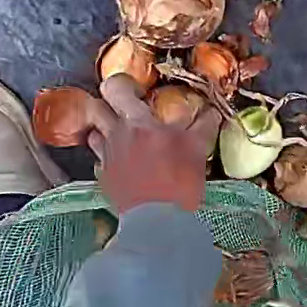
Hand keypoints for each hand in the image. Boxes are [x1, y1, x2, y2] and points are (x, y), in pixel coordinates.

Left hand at [86, 74, 220, 213]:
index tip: (140, 92)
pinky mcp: (103, 178)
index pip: (117, 87)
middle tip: (126, 109)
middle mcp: (115, 135)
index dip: (126, 83)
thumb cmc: (179, 183)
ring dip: (106, 129)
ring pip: (94, 132)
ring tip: (124, 136)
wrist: (157, 223)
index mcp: (138, 122)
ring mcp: (105, 157)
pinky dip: (109, 156)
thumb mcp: (197, 150)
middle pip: (96, 105)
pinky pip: (99, 158)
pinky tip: (124, 163)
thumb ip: (203, 126)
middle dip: (108, 102)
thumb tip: (212, 111)